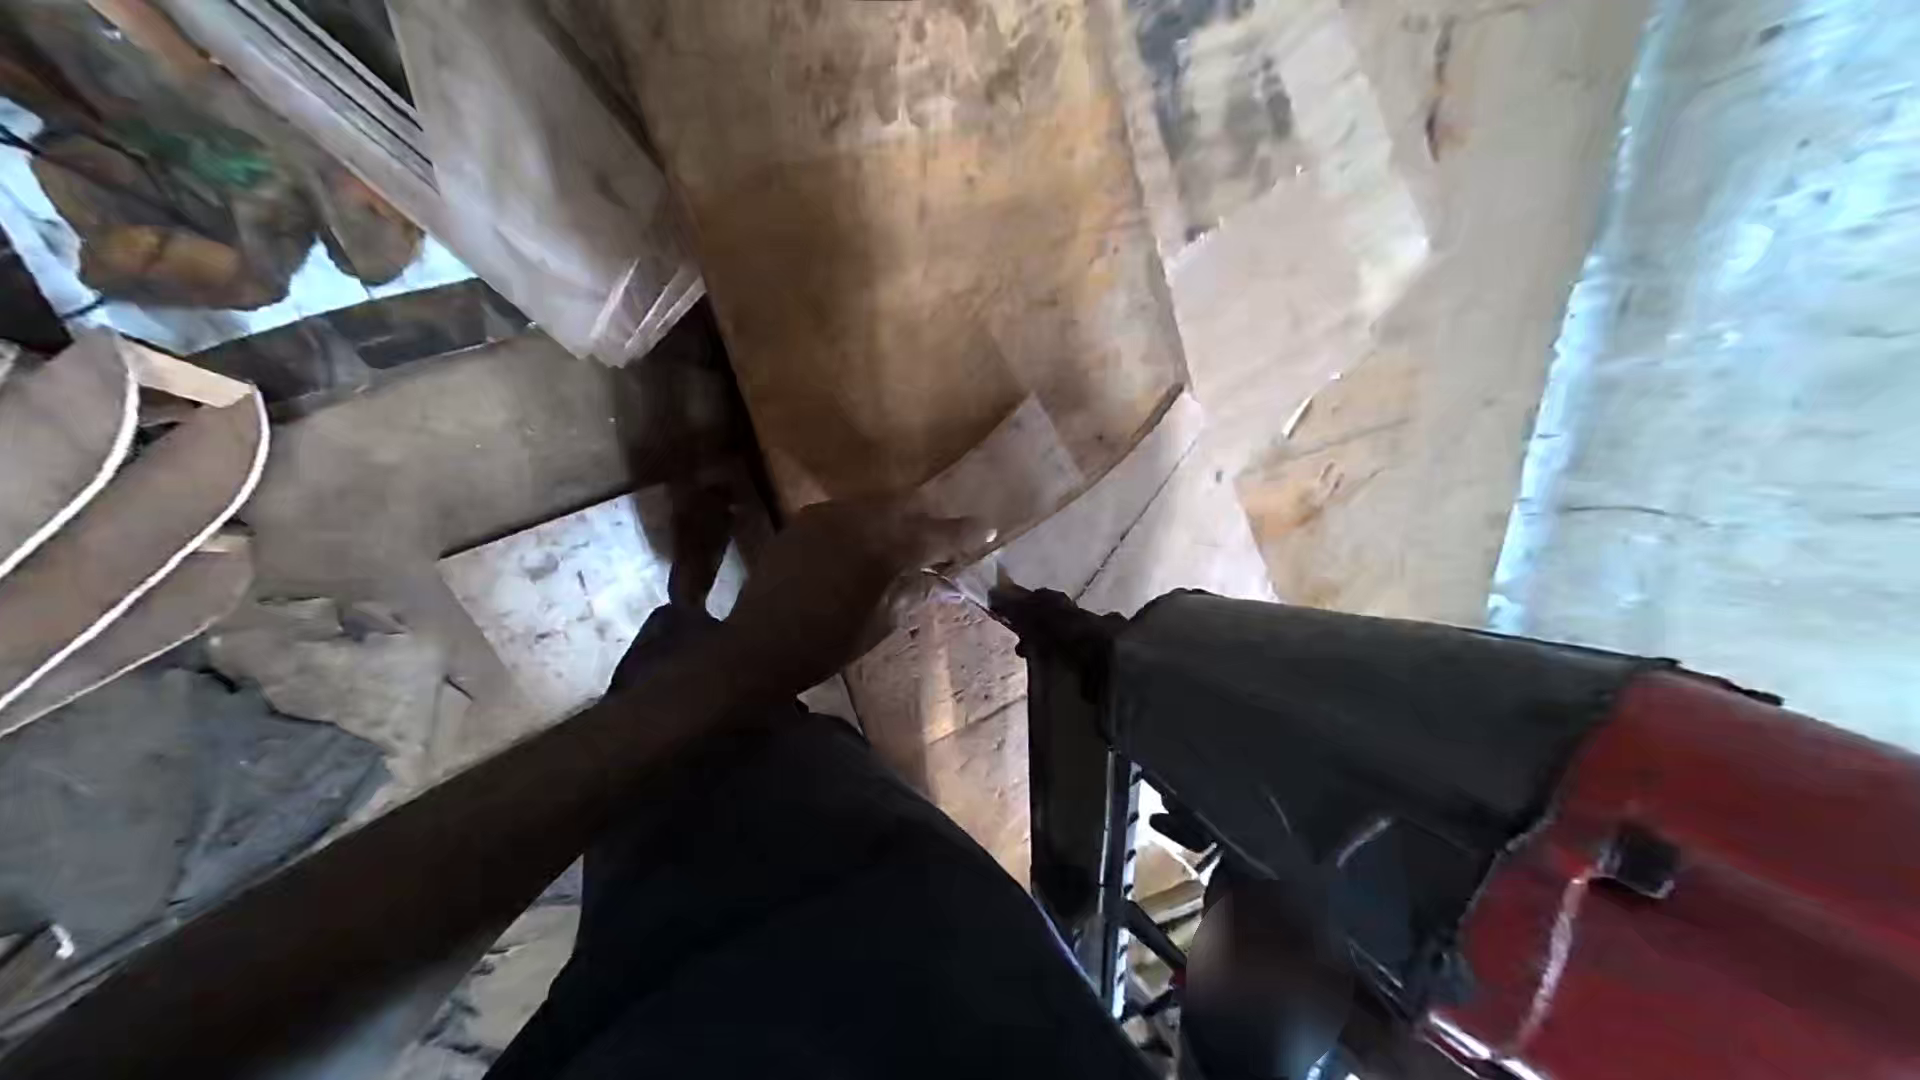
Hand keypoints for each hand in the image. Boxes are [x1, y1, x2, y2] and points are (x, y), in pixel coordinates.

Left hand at [720, 498, 990, 688]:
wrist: (758, 647)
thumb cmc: (827, 645)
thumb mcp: (880, 624)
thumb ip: (912, 591)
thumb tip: (937, 576)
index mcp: (880, 551)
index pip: (932, 536)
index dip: (962, 533)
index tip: (986, 528)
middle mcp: (855, 522)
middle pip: (905, 510)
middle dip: (928, 522)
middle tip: (945, 537)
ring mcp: (825, 517)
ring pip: (875, 507)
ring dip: (896, 521)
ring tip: (907, 539)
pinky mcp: (803, 522)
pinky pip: (847, 514)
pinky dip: (865, 524)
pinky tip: (867, 541)